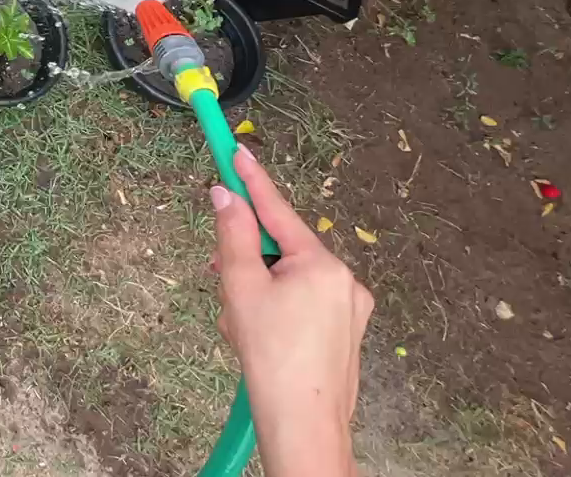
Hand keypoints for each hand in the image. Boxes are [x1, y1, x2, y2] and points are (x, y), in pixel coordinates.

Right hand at [211, 144, 372, 476]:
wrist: (305, 422)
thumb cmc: (268, 350)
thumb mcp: (240, 284)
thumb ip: (232, 234)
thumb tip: (224, 194)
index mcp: (321, 264)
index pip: (276, 209)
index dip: (251, 178)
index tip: (237, 148)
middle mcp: (344, 280)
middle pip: (278, 245)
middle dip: (243, 255)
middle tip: (220, 276)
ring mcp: (350, 308)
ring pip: (285, 273)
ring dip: (254, 282)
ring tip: (239, 317)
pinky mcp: (345, 330)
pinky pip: (300, 296)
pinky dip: (271, 300)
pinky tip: (256, 328)